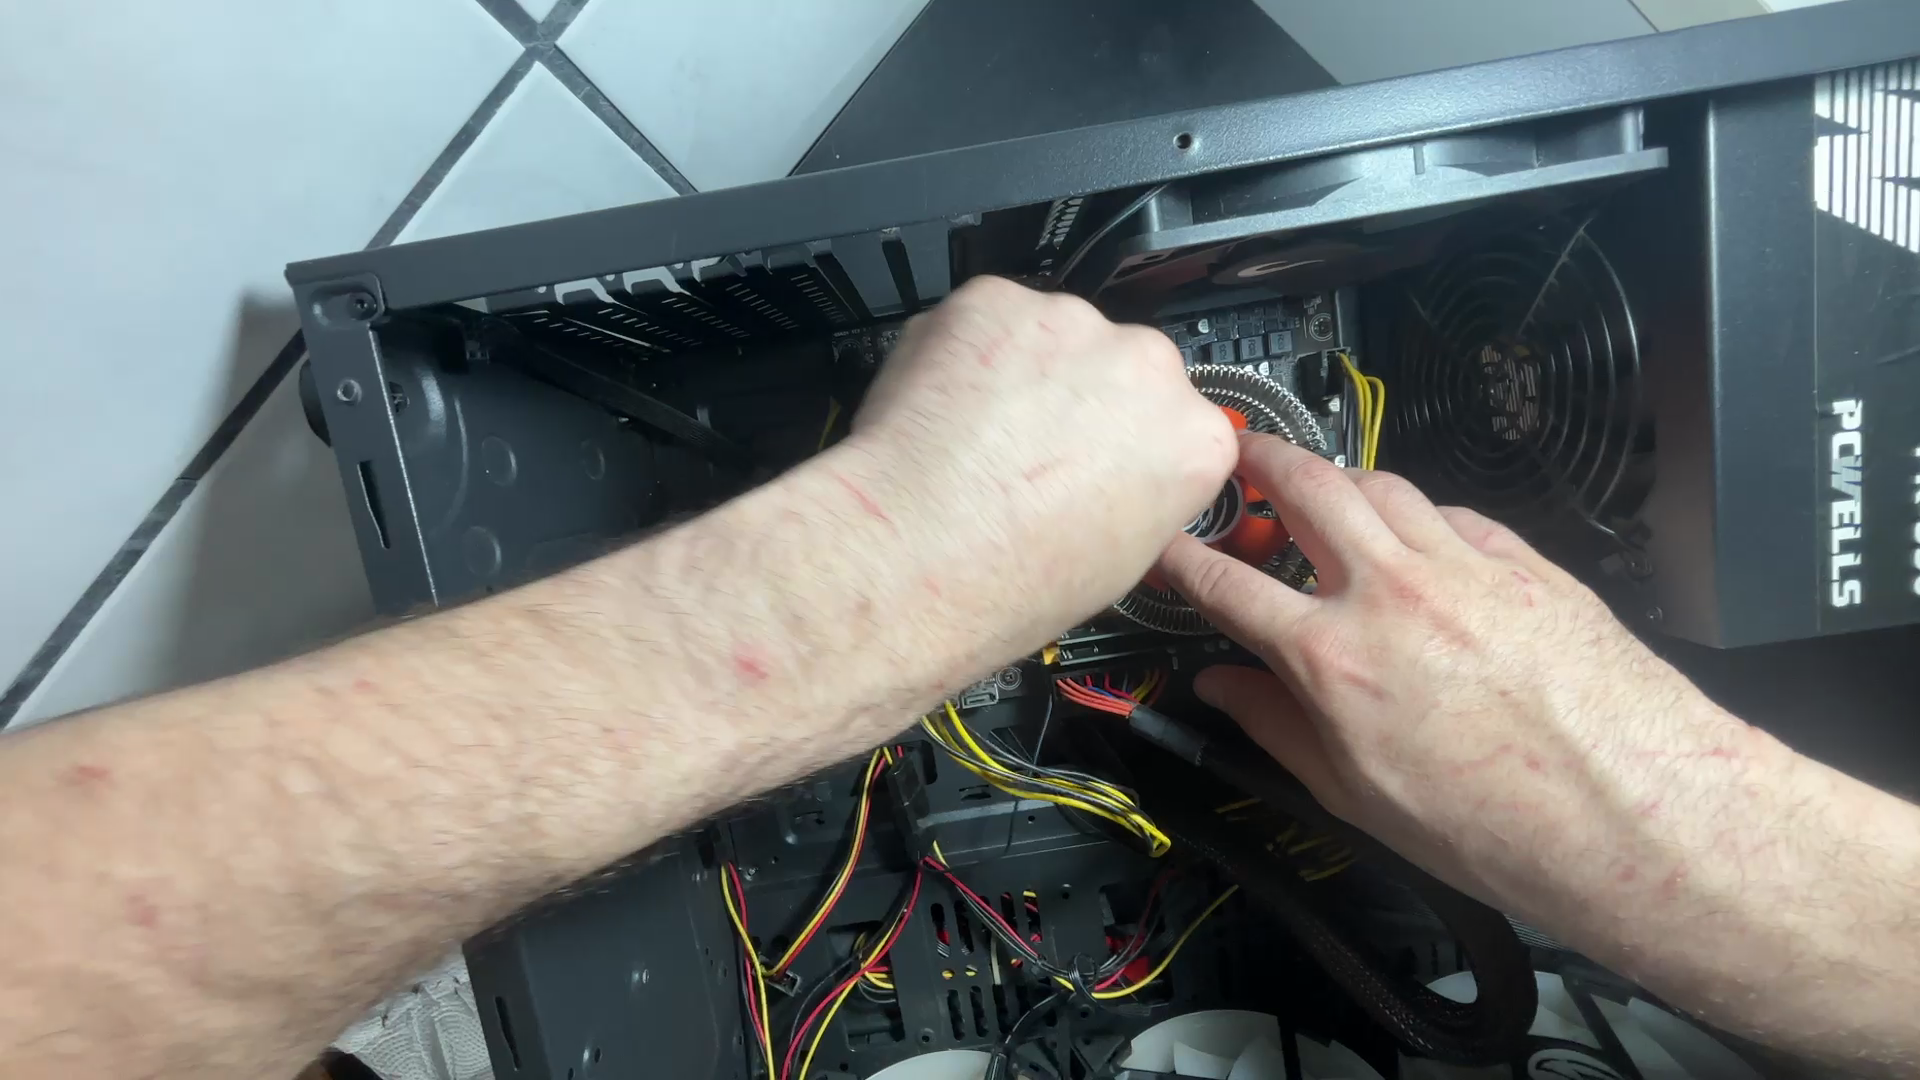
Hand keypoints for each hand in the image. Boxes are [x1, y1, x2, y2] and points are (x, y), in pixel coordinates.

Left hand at [842, 276, 1236, 646]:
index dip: (1124, 445)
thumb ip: (1137, 495)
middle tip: (1026, 449)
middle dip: (1079, 400)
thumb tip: (1110, 475)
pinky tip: (948, 409)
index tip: (1094, 460)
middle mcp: (1146, 366)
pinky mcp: (994, 301)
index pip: (1176, 422)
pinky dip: (967, 353)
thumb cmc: (1009, 583)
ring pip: (1050, 338)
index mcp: (1192, 439)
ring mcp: (1069, 324)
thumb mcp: (1115, 565)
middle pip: (1118, 368)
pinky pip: (988, 320)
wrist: (916, 556)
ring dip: (1023, 373)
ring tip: (977, 436)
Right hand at [1156, 433, 1777, 918]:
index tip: (1162, 540)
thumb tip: (1220, 685)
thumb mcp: (1349, 790)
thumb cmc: (1493, 825)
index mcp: (1332, 655)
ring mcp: (1462, 568)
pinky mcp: (1526, 564)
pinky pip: (1451, 512)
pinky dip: (1415, 513)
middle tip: (1242, 451)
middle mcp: (1388, 593)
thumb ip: (1271, 723)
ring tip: (1323, 492)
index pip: (1225, 585)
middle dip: (1261, 459)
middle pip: (1306, 489)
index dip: (1179, 555)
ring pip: (1380, 484)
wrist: (1650, 825)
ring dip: (1337, 478)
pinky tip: (1413, 538)